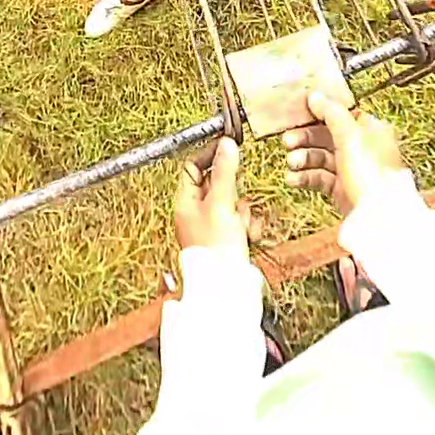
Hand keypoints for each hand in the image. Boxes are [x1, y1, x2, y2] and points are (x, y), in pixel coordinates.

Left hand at [173, 137, 250, 256]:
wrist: (226, 291)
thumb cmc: (216, 249)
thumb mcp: (222, 203)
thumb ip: (226, 171)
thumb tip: (227, 143)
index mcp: (186, 201)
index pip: (194, 166)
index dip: (211, 154)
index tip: (229, 146)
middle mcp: (196, 211)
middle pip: (217, 182)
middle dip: (233, 189)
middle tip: (237, 197)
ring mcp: (211, 225)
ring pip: (232, 201)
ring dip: (243, 209)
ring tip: (242, 224)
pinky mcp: (226, 238)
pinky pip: (240, 220)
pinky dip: (247, 224)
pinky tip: (248, 235)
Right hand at [282, 91, 405, 215]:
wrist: (380, 218)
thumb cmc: (372, 173)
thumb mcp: (350, 135)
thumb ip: (331, 112)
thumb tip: (315, 96)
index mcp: (369, 129)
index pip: (340, 113)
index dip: (319, 112)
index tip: (299, 113)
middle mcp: (361, 147)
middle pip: (326, 135)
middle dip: (305, 138)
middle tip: (287, 141)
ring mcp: (351, 169)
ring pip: (321, 157)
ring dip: (303, 158)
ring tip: (292, 163)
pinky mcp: (342, 190)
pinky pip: (320, 178)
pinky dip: (305, 177)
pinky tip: (293, 178)